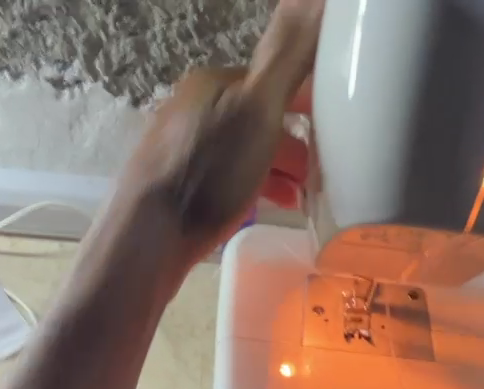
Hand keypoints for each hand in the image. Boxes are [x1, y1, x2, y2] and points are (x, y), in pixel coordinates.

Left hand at [110, 0, 320, 272]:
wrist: (148, 240)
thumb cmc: (207, 173)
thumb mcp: (258, 109)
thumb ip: (288, 53)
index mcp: (212, 83)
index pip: (272, 80)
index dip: (308, 102)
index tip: (336, 131)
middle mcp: (192, 111)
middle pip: (257, 120)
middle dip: (293, 143)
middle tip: (322, 173)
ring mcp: (180, 153)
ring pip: (241, 154)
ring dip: (274, 172)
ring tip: (300, 199)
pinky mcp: (175, 194)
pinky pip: (224, 183)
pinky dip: (249, 193)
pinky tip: (261, 213)